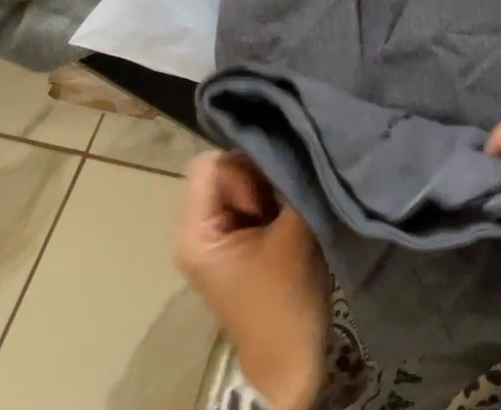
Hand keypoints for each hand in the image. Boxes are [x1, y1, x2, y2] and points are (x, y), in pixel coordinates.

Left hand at [176, 152, 328, 409]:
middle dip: (261, 177)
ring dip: (273, 190)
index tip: (271, 189)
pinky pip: (256, 202)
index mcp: (195, 232)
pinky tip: (294, 220)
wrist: (292, 359)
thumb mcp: (294, 235)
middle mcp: (200, 229)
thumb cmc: (285, 300)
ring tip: (294, 211)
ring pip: (245, 185)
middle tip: (287, 201)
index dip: (244, 165)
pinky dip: (277, 204)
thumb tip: (304, 142)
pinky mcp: (242, 243)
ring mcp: (221, 237)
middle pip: (227, 172)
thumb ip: (295, 184)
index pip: (208, 165)